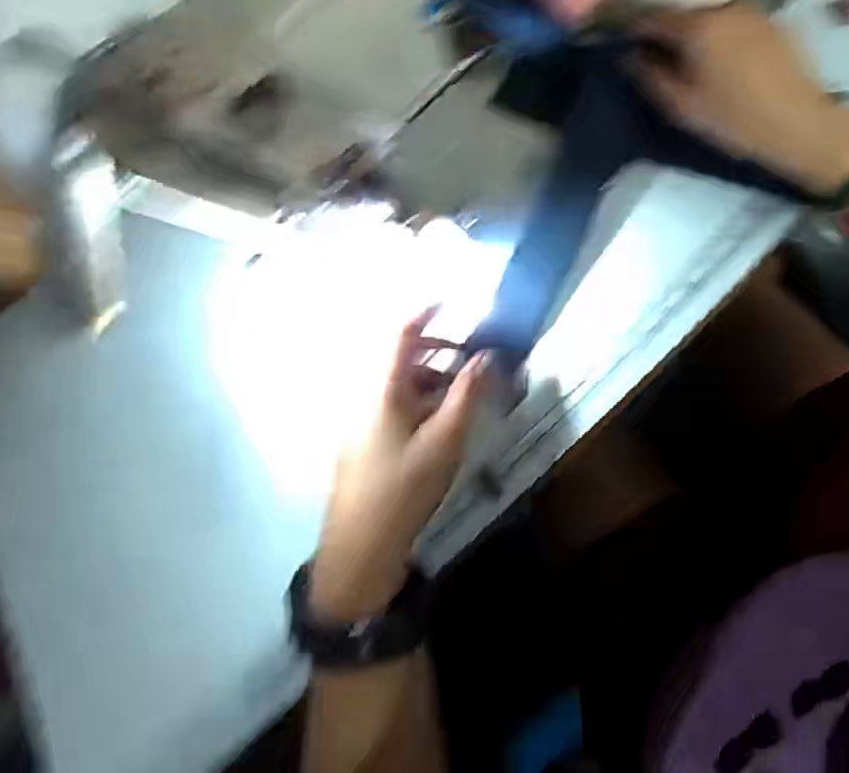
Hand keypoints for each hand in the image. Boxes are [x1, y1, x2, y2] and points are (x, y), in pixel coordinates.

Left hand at [309, 307, 490, 620]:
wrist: (361, 547)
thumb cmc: (406, 487)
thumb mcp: (447, 437)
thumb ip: (468, 392)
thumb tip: (486, 354)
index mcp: (382, 391)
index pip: (400, 335)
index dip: (424, 313)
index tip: (452, 301)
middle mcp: (366, 398)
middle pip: (400, 356)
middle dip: (437, 346)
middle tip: (472, 351)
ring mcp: (362, 421)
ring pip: (399, 381)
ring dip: (433, 374)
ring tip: (465, 387)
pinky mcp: (365, 440)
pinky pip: (394, 401)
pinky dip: (422, 396)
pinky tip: (444, 417)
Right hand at [633, 4, 848, 196]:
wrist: (803, 127)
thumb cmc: (737, 120)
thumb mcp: (683, 107)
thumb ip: (649, 76)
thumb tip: (629, 55)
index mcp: (697, 25)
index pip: (652, 16)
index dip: (635, 30)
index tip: (627, 45)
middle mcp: (724, 8)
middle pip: (684, 15)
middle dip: (669, 34)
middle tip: (663, 61)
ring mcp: (753, 14)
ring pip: (712, 20)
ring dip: (699, 37)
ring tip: (698, 67)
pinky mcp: (775, 26)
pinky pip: (736, 27)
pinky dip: (725, 39)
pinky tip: (729, 66)